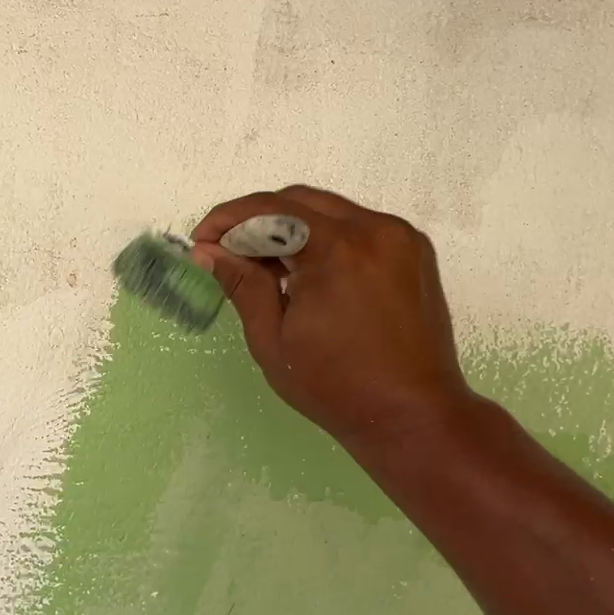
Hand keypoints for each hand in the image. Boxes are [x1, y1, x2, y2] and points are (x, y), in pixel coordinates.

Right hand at [190, 186, 474, 450]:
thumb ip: (241, 283)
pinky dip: (321, 237)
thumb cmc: (334, 384)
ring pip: (327, 210)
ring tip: (262, 265)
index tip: (201, 242)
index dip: (226, 220)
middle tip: (226, 252)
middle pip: (298, 201)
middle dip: (254, 219)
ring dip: (287, 227)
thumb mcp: (271, 337)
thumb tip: (206, 251)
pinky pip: (355, 226)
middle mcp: (373, 230)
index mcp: (336, 250)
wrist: (412, 414)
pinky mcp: (412, 251)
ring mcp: (399, 237)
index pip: (268, 210)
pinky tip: (303, 271)